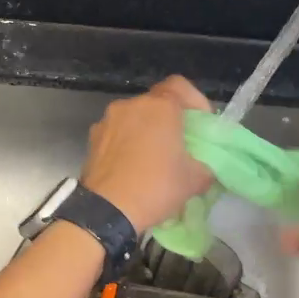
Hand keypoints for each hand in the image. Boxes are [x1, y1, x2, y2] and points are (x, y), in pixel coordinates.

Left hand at [79, 76, 215, 232]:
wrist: (107, 211)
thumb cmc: (155, 187)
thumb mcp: (195, 180)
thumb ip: (206, 165)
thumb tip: (204, 166)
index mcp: (158, 107)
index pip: (180, 86)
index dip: (195, 101)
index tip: (202, 124)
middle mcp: (130, 106)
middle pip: (156, 103)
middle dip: (170, 119)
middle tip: (181, 144)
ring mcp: (107, 122)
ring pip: (134, 118)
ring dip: (147, 131)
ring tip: (155, 158)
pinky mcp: (92, 140)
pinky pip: (117, 134)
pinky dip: (127, 143)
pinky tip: (133, 167)